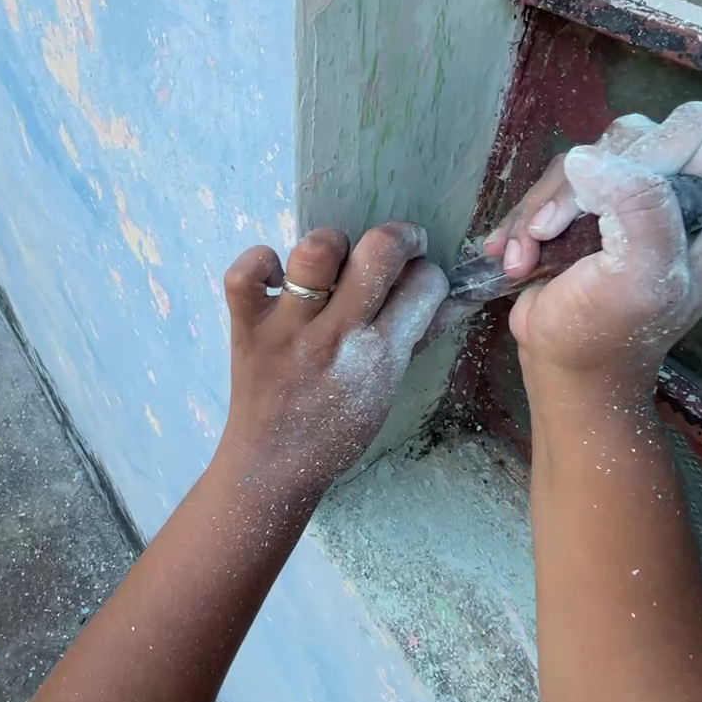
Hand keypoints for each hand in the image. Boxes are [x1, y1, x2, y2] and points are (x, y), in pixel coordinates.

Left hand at [219, 223, 448, 498]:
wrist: (272, 463)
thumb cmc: (337, 428)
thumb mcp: (389, 387)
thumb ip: (419, 336)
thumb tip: (456, 297)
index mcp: (378, 355)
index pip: (423, 286)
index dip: (428, 274)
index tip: (417, 278)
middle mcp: (335, 335)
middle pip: (377, 253)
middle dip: (399, 238)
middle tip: (394, 249)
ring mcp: (286, 327)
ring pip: (315, 251)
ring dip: (333, 245)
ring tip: (336, 261)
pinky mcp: (245, 323)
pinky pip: (247, 272)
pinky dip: (261, 261)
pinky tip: (279, 277)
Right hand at [494, 102, 701, 401]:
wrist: (564, 367)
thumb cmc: (607, 334)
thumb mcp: (637, 277)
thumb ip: (636, 208)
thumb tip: (586, 156)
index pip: (695, 129)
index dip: (643, 154)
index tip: (599, 203)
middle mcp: (689, 193)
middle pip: (628, 138)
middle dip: (575, 189)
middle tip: (550, 234)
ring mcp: (637, 199)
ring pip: (581, 160)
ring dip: (540, 211)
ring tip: (527, 257)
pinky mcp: (593, 209)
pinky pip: (553, 183)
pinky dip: (524, 218)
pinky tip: (515, 255)